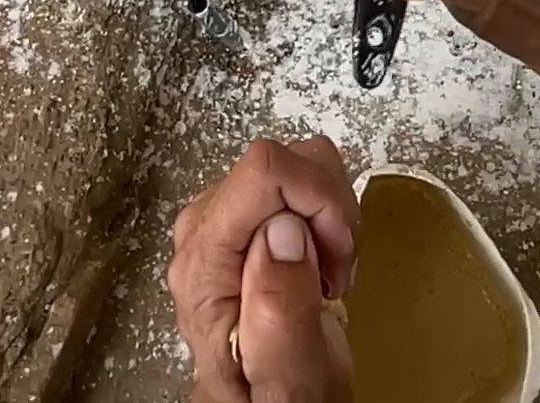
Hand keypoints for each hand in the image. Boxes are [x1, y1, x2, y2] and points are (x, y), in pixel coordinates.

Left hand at [168, 137, 357, 401]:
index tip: (336, 252)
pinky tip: (322, 258)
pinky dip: (330, 212)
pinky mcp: (252, 207)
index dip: (318, 197)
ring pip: (301, 160)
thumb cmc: (274, 398)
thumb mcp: (285, 379)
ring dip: (333, 212)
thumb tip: (283, 227)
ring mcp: (229, 210)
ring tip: (328, 271)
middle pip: (285, 161)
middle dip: (330, 209)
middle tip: (334, 272)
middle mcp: (207, 221)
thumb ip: (279, 310)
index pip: (263, 170)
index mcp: (204, 257)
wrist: (266, 402)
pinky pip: (306, 177)